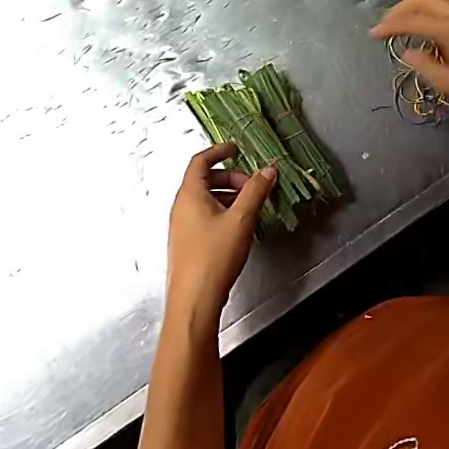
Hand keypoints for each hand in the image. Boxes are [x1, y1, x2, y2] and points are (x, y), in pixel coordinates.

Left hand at [166, 142, 276, 333]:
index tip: (235, 148)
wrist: (194, 300)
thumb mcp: (241, 219)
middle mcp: (181, 207)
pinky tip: (239, 227)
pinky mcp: (187, 243)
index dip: (218, 151)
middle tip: (252, 184)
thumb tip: (267, 171)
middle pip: (204, 179)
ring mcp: (182, 226)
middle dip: (231, 177)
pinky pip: (204, 216)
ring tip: (250, 206)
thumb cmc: (213, 257)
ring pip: (205, 199)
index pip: (200, 161)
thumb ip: (255, 191)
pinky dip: (222, 212)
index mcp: (189, 194)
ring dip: (228, 196)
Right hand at [369, 0, 448, 145]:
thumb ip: (424, 65)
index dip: (390, 26)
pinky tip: (424, 32)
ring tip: (400, 26)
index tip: (373, 34)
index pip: (412, 20)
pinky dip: (430, 15)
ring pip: (437, 3)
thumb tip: (408, 52)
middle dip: (400, 9)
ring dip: (415, 10)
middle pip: (423, 0)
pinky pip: (448, 10)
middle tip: (384, 24)